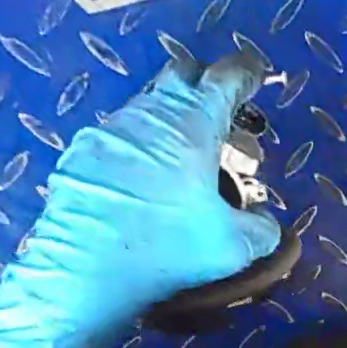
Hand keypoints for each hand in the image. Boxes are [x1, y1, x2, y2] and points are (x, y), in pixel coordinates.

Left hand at [0, 54, 280, 347]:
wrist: (84, 274)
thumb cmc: (169, 249)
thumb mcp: (234, 247)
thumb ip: (263, 229)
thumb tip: (266, 222)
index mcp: (189, 126)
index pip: (223, 78)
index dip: (245, 72)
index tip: (256, 73)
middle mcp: (146, 115)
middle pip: (180, 76)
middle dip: (206, 87)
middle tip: (224, 118)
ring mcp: (108, 132)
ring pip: (148, 107)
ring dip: (173, 121)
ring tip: (189, 158)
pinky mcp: (79, 155)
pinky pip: (121, 135)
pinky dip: (144, 146)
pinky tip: (148, 181)